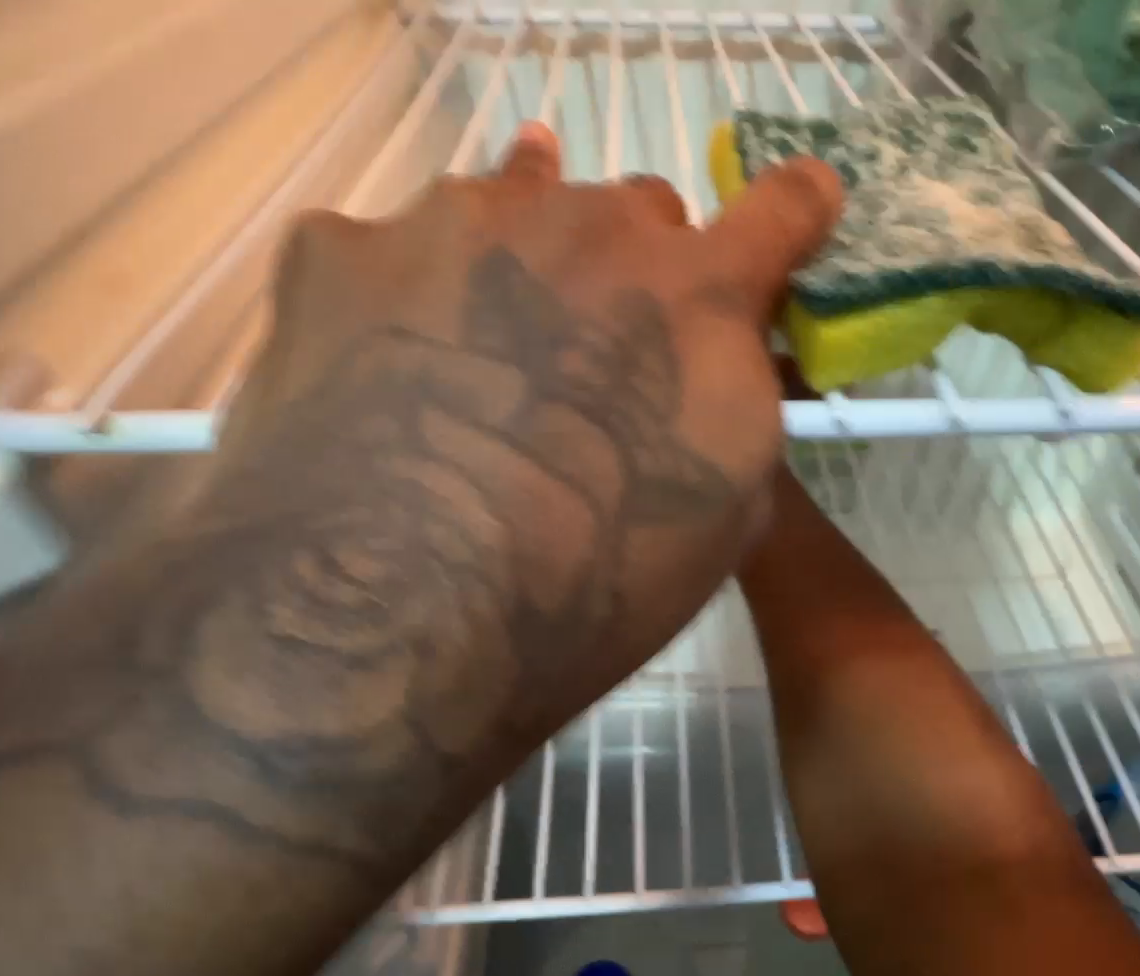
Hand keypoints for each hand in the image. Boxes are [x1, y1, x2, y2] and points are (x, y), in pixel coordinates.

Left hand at [186, 124, 843, 766]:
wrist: (395, 608)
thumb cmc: (588, 582)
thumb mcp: (723, 510)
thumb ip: (741, 404)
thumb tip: (726, 357)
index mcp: (695, 296)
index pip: (781, 210)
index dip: (796, 207)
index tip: (797, 207)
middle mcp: (586, 227)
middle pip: (635, 210)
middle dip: (634, 270)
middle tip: (594, 357)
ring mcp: (455, 222)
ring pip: (515, 203)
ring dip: (523, 261)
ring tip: (486, 346)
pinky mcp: (341, 252)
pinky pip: (391, 247)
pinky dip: (402, 295)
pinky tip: (382, 372)